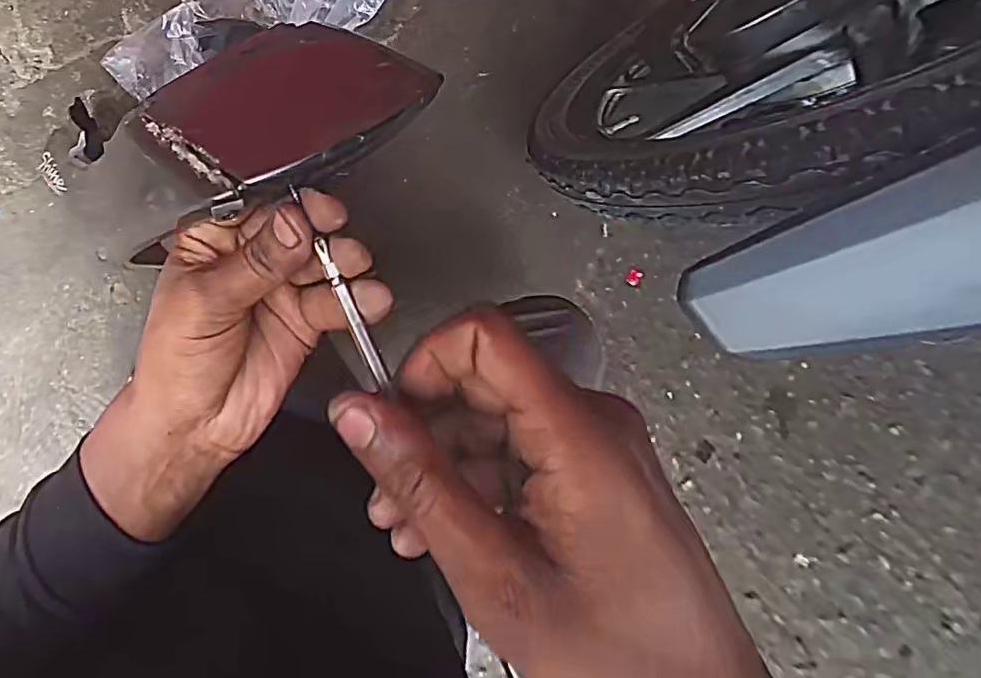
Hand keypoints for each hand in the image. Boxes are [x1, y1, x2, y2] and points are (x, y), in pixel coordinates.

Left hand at [81, 191, 391, 540]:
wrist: (190, 428)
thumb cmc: (172, 362)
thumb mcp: (205, 303)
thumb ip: (254, 264)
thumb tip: (291, 226)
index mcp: (211, 241)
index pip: (253, 206)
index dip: (282, 203)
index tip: (306, 206)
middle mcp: (248, 258)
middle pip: (293, 228)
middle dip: (318, 227)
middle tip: (333, 228)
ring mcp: (277, 288)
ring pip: (319, 260)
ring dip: (342, 260)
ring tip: (353, 265)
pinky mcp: (303, 320)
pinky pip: (334, 301)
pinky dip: (354, 299)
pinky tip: (365, 298)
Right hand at [329, 308, 765, 677]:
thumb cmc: (621, 662)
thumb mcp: (495, 573)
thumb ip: (417, 481)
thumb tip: (359, 414)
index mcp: (579, 434)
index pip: (483, 335)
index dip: (425, 362)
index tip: (392, 409)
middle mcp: (591, 421)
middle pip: (476, 377)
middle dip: (418, 425)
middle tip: (388, 477)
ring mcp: (592, 442)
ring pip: (485, 414)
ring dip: (435, 458)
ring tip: (407, 515)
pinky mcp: (586, 463)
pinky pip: (508, 442)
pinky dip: (467, 474)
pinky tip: (443, 520)